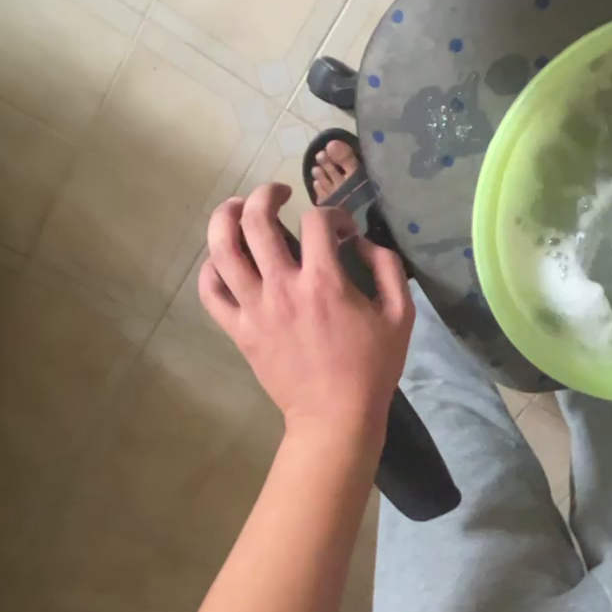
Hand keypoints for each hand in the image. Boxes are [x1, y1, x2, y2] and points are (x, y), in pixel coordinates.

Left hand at [198, 183, 414, 442]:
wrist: (336, 416)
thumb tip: (362, 243)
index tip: (343, 230)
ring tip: (237, 208)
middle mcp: (282, 287)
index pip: (318, 221)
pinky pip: (210, 290)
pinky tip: (224, 260)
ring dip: (226, 216)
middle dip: (267, 194)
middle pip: (256, 219)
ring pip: (222, 247)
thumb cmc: (372, 367)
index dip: (333, 214)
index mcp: (324, 281)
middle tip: (279, 195)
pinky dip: (211, 267)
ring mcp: (255, 308)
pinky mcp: (239, 329)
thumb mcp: (401, 315)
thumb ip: (388, 268)